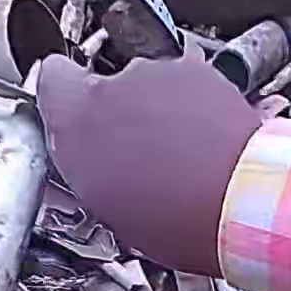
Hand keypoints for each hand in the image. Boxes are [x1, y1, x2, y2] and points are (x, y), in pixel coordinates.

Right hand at [37, 50, 259, 276]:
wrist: (240, 202)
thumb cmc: (175, 217)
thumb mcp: (108, 207)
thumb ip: (89, 167)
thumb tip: (88, 163)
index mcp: (76, 119)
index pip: (50, 80)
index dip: (62, 100)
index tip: (72, 120)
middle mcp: (114, 84)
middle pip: (104, 89)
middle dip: (118, 117)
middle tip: (135, 161)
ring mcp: (160, 74)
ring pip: (147, 88)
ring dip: (156, 115)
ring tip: (175, 163)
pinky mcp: (200, 72)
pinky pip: (185, 87)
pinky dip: (190, 110)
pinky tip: (200, 149)